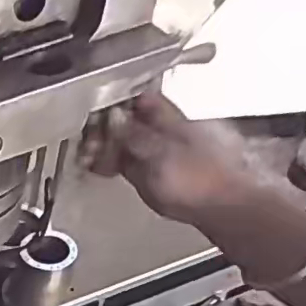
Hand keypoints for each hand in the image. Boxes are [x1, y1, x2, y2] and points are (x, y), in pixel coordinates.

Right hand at [82, 91, 258, 218]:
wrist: (221, 208)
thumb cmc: (199, 179)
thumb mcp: (161, 153)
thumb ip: (134, 135)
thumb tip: (112, 116)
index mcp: (168, 117)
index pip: (137, 97)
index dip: (114, 99)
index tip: (92, 108)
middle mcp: (161, 131)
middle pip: (126, 119)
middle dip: (104, 126)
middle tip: (84, 138)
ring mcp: (155, 153)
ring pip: (122, 141)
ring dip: (103, 146)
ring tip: (86, 155)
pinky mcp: (150, 174)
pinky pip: (123, 162)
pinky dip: (108, 163)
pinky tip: (96, 166)